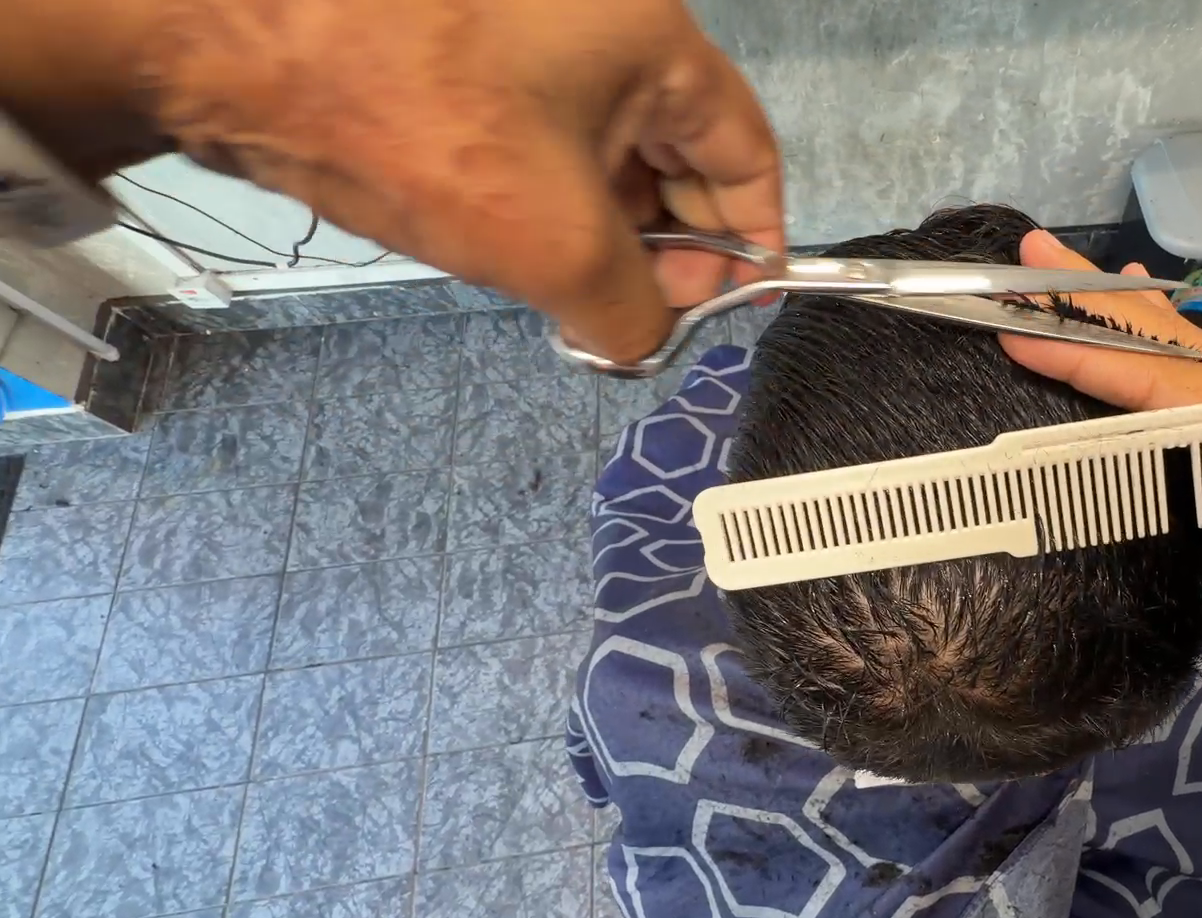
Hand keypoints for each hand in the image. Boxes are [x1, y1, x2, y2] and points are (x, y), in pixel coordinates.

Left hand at [5, 0, 782, 362]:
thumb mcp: (554, 244)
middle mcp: (606, 25)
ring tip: (595, 295)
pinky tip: (547, 253)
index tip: (741, 301)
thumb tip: (650, 344)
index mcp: (651, 40)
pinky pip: (559, 145)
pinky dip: (567, 207)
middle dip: (681, 245)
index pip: (746, 152)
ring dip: (621, 236)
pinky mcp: (478, 53)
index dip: (756, 236)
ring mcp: (537, 32)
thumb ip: (636, 315)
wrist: (188, 24)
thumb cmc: (415, 122)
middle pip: (685, 157)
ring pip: (619, 157)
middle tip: (657, 311)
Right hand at [1001, 229, 1201, 700]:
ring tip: (1060, 270)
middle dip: (1096, 300)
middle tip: (1030, 257)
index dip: (1099, 351)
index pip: (1174, 378)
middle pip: (1169, 344)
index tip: (1026, 331)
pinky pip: (1166, 386)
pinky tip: (1125, 315)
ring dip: (1109, 311)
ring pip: (1166, 354)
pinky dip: (1135, 345)